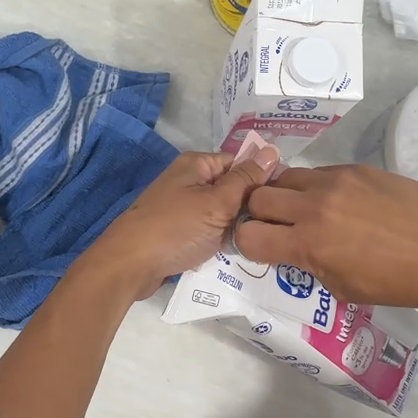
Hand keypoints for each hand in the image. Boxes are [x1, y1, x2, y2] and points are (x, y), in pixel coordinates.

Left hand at [86, 149, 281, 294]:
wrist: (130, 265)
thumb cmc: (175, 228)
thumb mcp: (217, 203)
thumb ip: (246, 179)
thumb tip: (273, 151)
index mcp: (197, 165)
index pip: (240, 163)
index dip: (264, 179)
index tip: (287, 200)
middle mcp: (188, 181)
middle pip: (232, 189)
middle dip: (251, 207)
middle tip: (279, 226)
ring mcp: (182, 208)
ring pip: (221, 214)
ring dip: (237, 228)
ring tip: (264, 242)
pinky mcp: (178, 232)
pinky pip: (208, 231)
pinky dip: (220, 242)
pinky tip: (239, 255)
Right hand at [234, 164, 417, 315]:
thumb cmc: (397, 284)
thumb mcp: (343, 288)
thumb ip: (307, 265)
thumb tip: (291, 250)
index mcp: (309, 243)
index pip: (248, 236)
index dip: (248, 244)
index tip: (261, 248)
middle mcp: (314, 205)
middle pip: (257, 197)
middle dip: (259, 214)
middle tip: (277, 226)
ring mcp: (336, 180)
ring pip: (284, 176)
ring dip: (284, 194)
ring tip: (303, 209)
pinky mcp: (357, 168)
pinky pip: (319, 171)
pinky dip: (316, 186)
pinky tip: (338, 202)